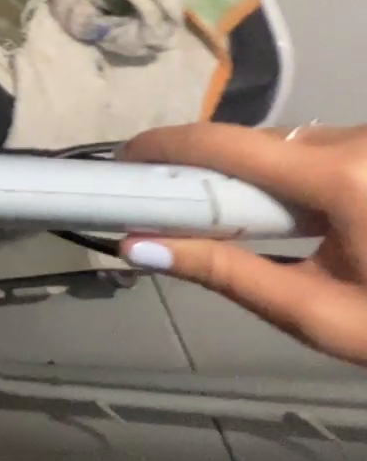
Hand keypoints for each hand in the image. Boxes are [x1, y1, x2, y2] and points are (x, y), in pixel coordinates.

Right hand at [119, 122, 366, 364]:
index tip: (118, 170)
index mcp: (340, 178)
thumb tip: (135, 245)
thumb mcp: (331, 319)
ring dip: (258, 177)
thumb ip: (229, 275)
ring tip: (278, 231)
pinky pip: (323, 150)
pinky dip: (300, 178)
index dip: (154, 149)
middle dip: (212, 175)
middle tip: (200, 220)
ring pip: (286, 144)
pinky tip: (326, 222)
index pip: (213, 142)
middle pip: (248, 142)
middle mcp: (359, 141)